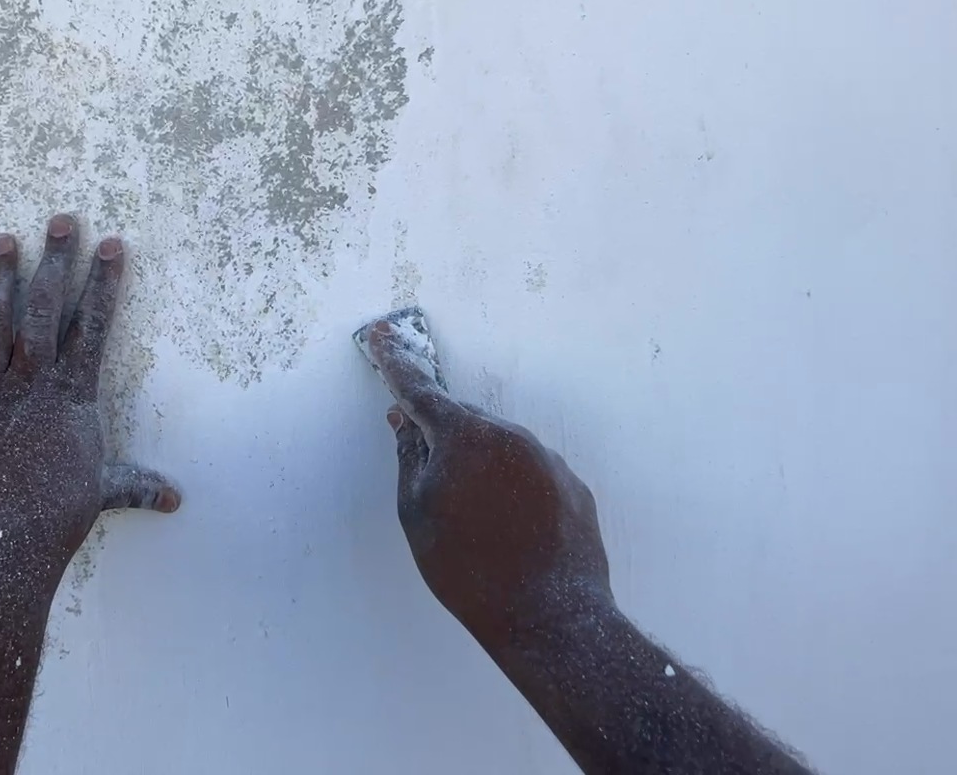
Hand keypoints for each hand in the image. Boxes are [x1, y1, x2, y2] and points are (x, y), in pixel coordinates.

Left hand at [0, 216, 178, 586]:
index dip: (103, 284)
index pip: (93, 327)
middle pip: (44, 310)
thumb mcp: (100, 495)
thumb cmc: (53, 521)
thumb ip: (134, 486)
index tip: (111, 245)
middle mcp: (30, 384)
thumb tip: (175, 501)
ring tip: (1, 239)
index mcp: (70, 397)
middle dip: (54, 262)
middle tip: (59, 220)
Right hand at [367, 322, 612, 656]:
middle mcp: (509, 435)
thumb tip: (406, 423)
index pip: (419, 390)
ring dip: (478, 467)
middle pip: (462, 422)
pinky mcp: (572, 487)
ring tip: (476, 523)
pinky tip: (508, 529)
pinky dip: (511, 487)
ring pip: (497, 447)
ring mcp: (546, 460)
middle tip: (432, 483)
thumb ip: (409, 458)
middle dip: (442, 439)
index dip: (396, 363)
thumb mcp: (416, 511)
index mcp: (464, 436)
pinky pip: (529, 472)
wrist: (551, 620)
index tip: (384, 336)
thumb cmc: (467, 567)